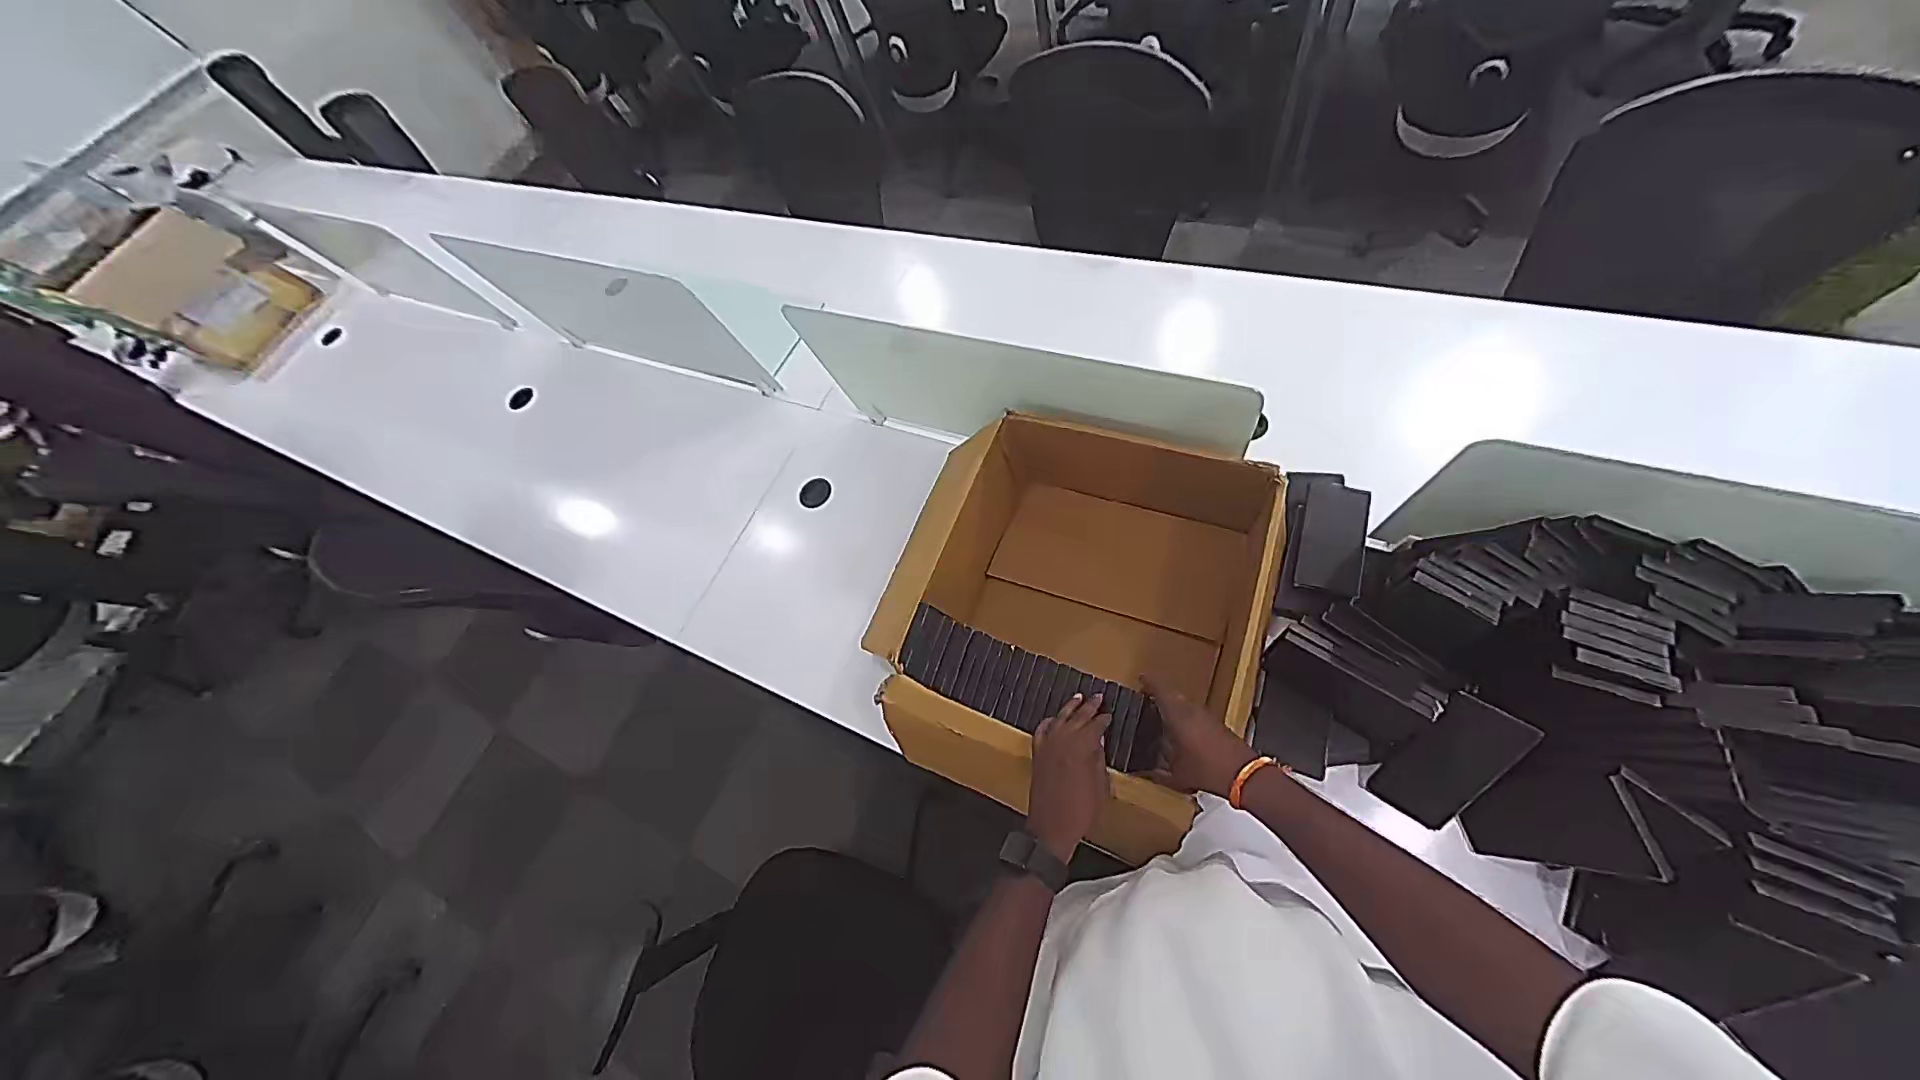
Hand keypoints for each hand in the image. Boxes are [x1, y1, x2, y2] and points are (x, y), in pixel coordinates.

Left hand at [1027, 693, 1111, 860]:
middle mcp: (1063, 740)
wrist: (1052, 826)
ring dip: (1069, 707)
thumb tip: (1099, 741)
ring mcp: (1048, 745)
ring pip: (1060, 718)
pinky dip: (1048, 722)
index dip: (1104, 719)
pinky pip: (1041, 730)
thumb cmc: (1081, 810)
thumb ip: (1099, 759)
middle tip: (1098, 696)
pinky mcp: (1037, 753)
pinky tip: (1052, 718)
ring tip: (1078, 697)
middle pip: (1078, 717)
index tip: (1110, 714)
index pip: (1096, 725)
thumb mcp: (1100, 786)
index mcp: (1082, 747)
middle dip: (1089, 706)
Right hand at [1143, 676, 1256, 797]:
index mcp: (1178, 715)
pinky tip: (1181, 733)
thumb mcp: (1177, 775)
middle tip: (1147, 700)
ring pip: (1185, 704)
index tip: (1140, 680)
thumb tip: (1142, 772)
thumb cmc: (1207, 771)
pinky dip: (1186, 717)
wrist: (1245, 776)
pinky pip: (1196, 714)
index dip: (1149, 683)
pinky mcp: (1217, 725)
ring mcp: (1207, 716)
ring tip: (1162, 717)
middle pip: (1173, 694)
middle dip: (1159, 695)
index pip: (1160, 689)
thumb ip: (1157, 772)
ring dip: (1174, 706)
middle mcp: (1192, 710)